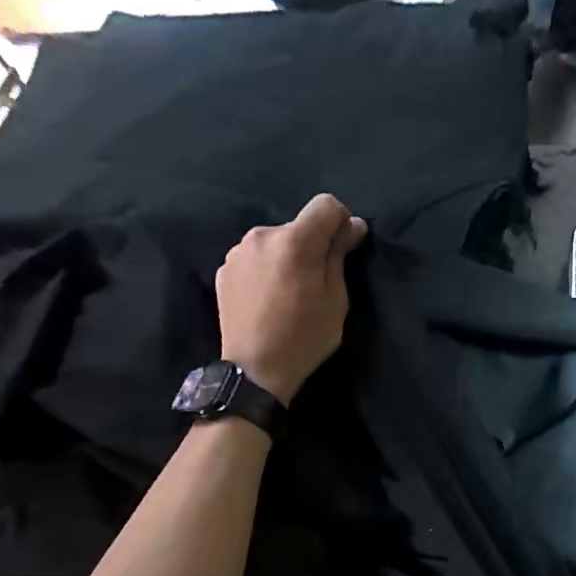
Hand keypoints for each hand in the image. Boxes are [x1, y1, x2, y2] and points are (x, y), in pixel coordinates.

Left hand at [215, 194, 368, 403]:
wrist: (254, 371)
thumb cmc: (304, 338)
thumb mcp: (335, 300)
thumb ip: (340, 256)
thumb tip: (353, 225)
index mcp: (294, 240)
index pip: (326, 204)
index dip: (341, 222)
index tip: (345, 249)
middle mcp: (262, 235)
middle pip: (298, 226)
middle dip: (311, 246)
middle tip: (315, 284)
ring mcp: (237, 252)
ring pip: (274, 243)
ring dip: (286, 258)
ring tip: (288, 296)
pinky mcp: (223, 270)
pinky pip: (254, 260)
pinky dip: (265, 271)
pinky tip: (267, 301)